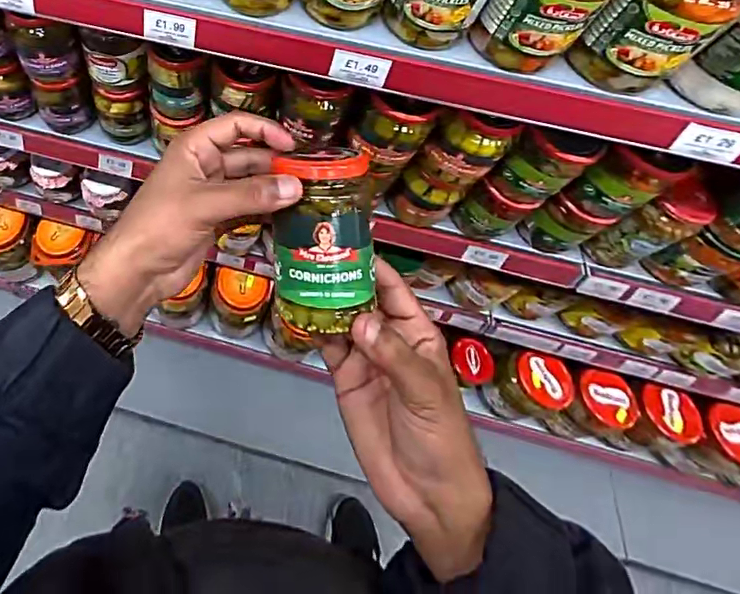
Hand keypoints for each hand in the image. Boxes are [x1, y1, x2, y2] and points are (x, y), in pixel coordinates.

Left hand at [75, 112, 299, 333]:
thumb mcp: (205, 205)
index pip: (235, 126)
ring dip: (273, 189)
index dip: (264, 130)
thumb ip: (251, 195)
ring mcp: (211, 193)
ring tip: (306, 195)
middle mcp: (204, 165)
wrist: (136, 271)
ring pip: (249, 184)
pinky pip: (247, 207)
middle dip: (275, 163)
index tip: (292, 144)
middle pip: (247, 155)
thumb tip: (295, 187)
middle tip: (309, 175)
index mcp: (195, 148)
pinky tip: (288, 216)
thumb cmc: (160, 225)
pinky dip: (266, 210)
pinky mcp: (216, 218)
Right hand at [322, 261, 491, 581]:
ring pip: (338, 316)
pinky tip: (296, 313)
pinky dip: (311, 328)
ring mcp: (364, 355)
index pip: (391, 286)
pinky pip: (326, 343)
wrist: (428, 497)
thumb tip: (361, 321)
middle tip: (309, 254)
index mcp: (416, 331)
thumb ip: (393, 355)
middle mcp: (387, 336)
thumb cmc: (443, 439)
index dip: (370, 262)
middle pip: (359, 296)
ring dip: (319, 298)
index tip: (345, 241)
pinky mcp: (344, 376)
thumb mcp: (425, 392)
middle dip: (337, 276)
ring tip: (296, 276)